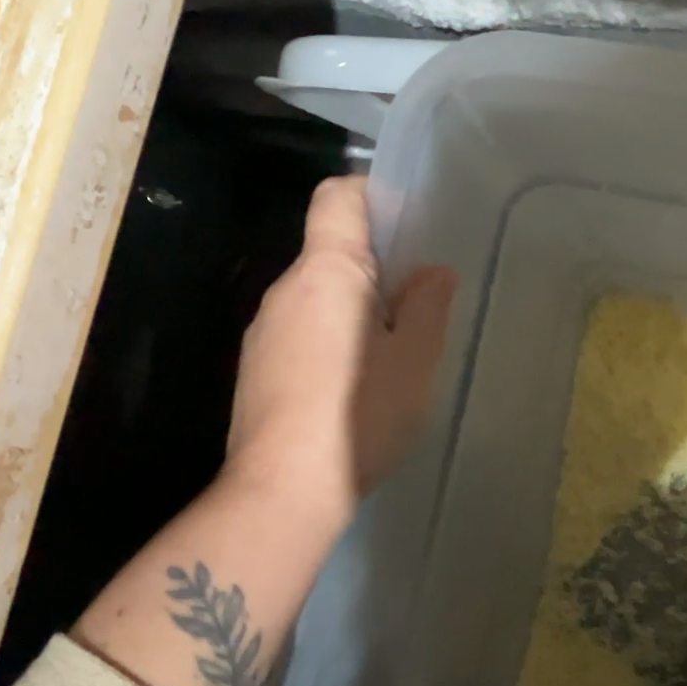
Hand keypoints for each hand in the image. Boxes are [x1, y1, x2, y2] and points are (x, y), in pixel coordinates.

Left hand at [225, 175, 456, 518]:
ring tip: (388, 355)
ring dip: (351, 308)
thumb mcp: (415, 359)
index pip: (338, 197)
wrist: (283, 490)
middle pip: (329, 250)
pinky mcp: (254, 367)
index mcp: (327, 271)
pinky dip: (328, 339)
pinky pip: (300, 331)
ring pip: (315, 296)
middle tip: (415, 304)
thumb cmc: (360, 412)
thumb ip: (428, 304)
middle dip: (373, 266)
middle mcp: (286, 288)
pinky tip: (351, 387)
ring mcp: (264, 330)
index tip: (406, 225)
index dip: (372, 195)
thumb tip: (431, 272)